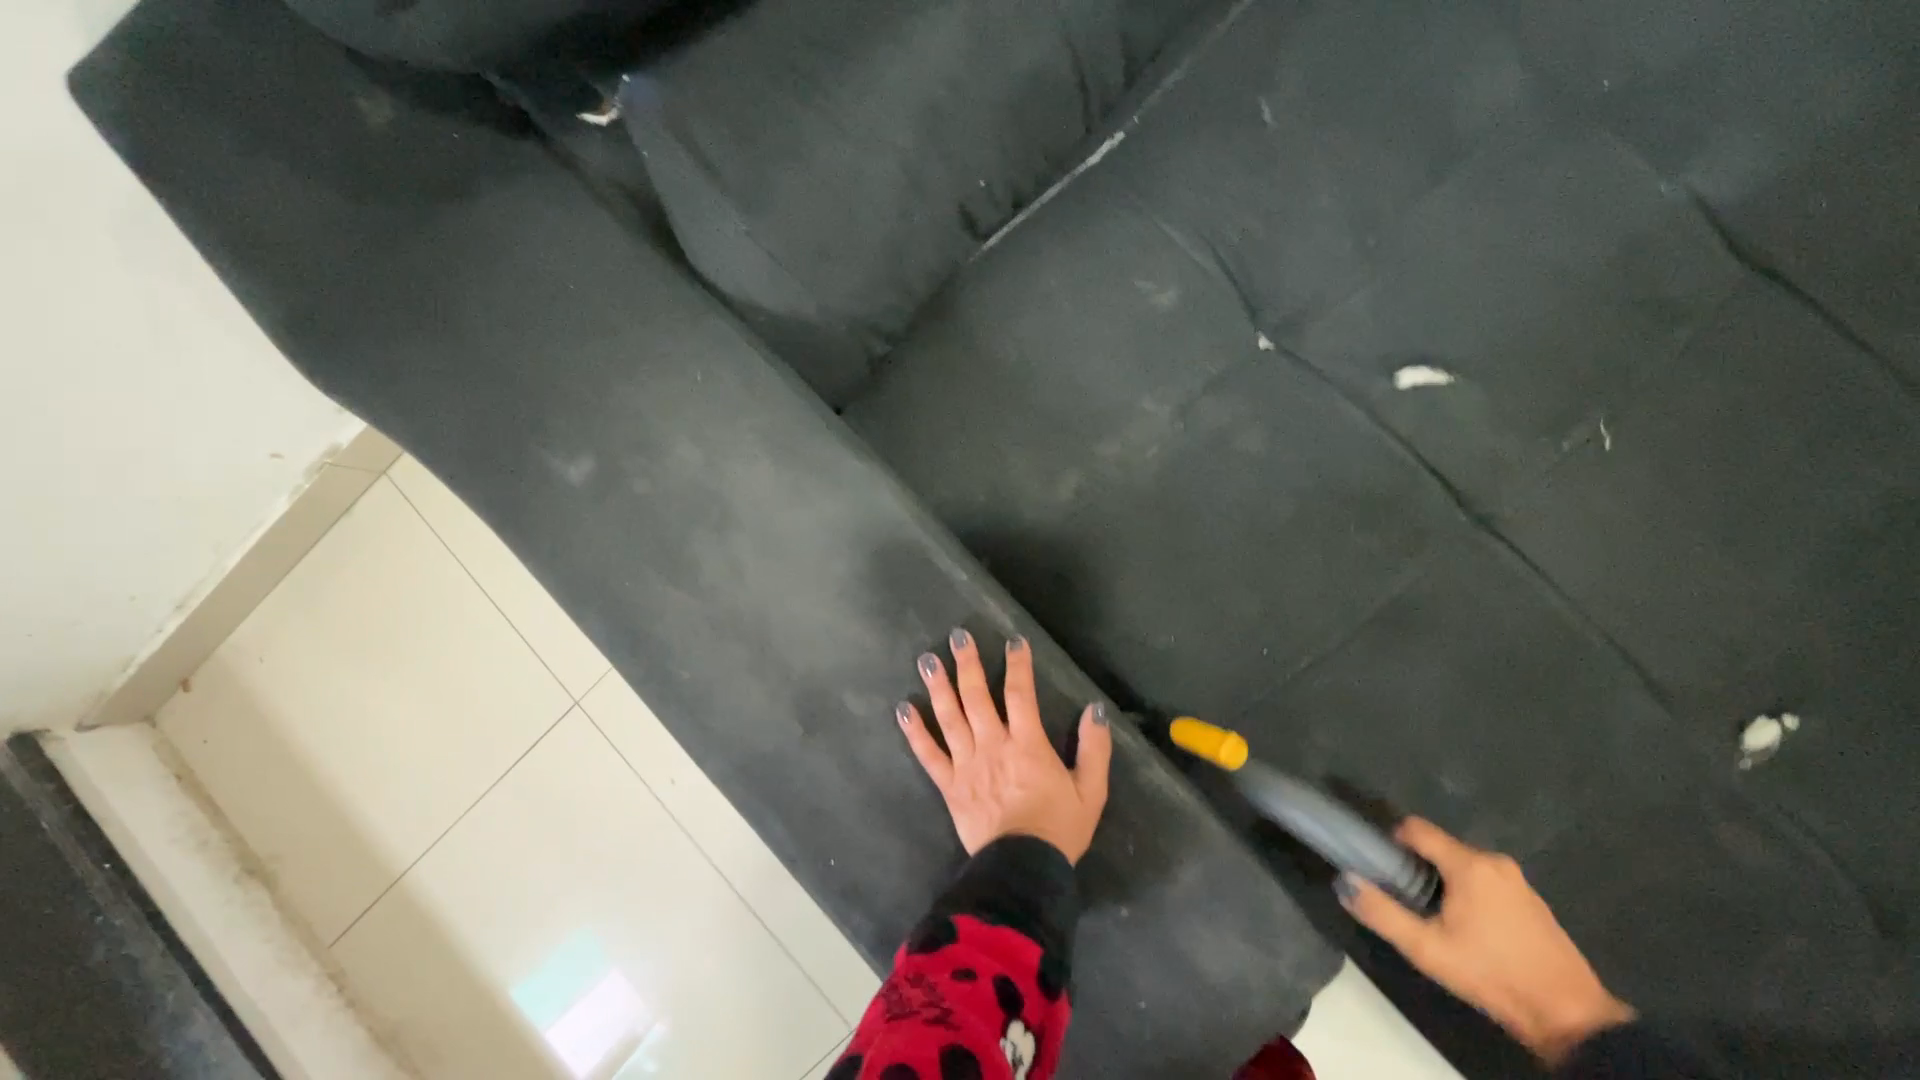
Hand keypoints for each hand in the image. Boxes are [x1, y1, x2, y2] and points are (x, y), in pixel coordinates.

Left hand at [897, 629, 1111, 863]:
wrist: (1024, 870)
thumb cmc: (1059, 830)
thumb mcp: (1091, 791)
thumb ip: (1094, 749)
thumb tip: (1094, 710)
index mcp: (1028, 744)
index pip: (1020, 694)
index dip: (1017, 665)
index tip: (1013, 642)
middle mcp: (993, 746)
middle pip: (977, 696)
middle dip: (967, 663)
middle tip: (958, 636)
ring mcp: (967, 765)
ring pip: (949, 717)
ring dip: (938, 686)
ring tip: (927, 659)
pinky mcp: (949, 786)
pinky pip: (928, 755)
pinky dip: (914, 731)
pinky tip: (902, 709)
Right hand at [1339, 818, 1636, 1065]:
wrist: (1568, 1016)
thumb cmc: (1491, 976)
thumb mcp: (1427, 949)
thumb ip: (1381, 912)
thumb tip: (1344, 881)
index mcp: (1469, 865)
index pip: (1417, 829)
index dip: (1391, 841)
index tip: (1379, 865)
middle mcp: (1495, 862)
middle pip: (1440, 848)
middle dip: (1417, 867)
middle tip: (1405, 901)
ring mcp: (1518, 881)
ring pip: (1463, 866)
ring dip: (1443, 883)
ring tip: (1433, 919)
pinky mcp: (1532, 901)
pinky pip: (1486, 883)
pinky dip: (1469, 895)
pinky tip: (1467, 930)